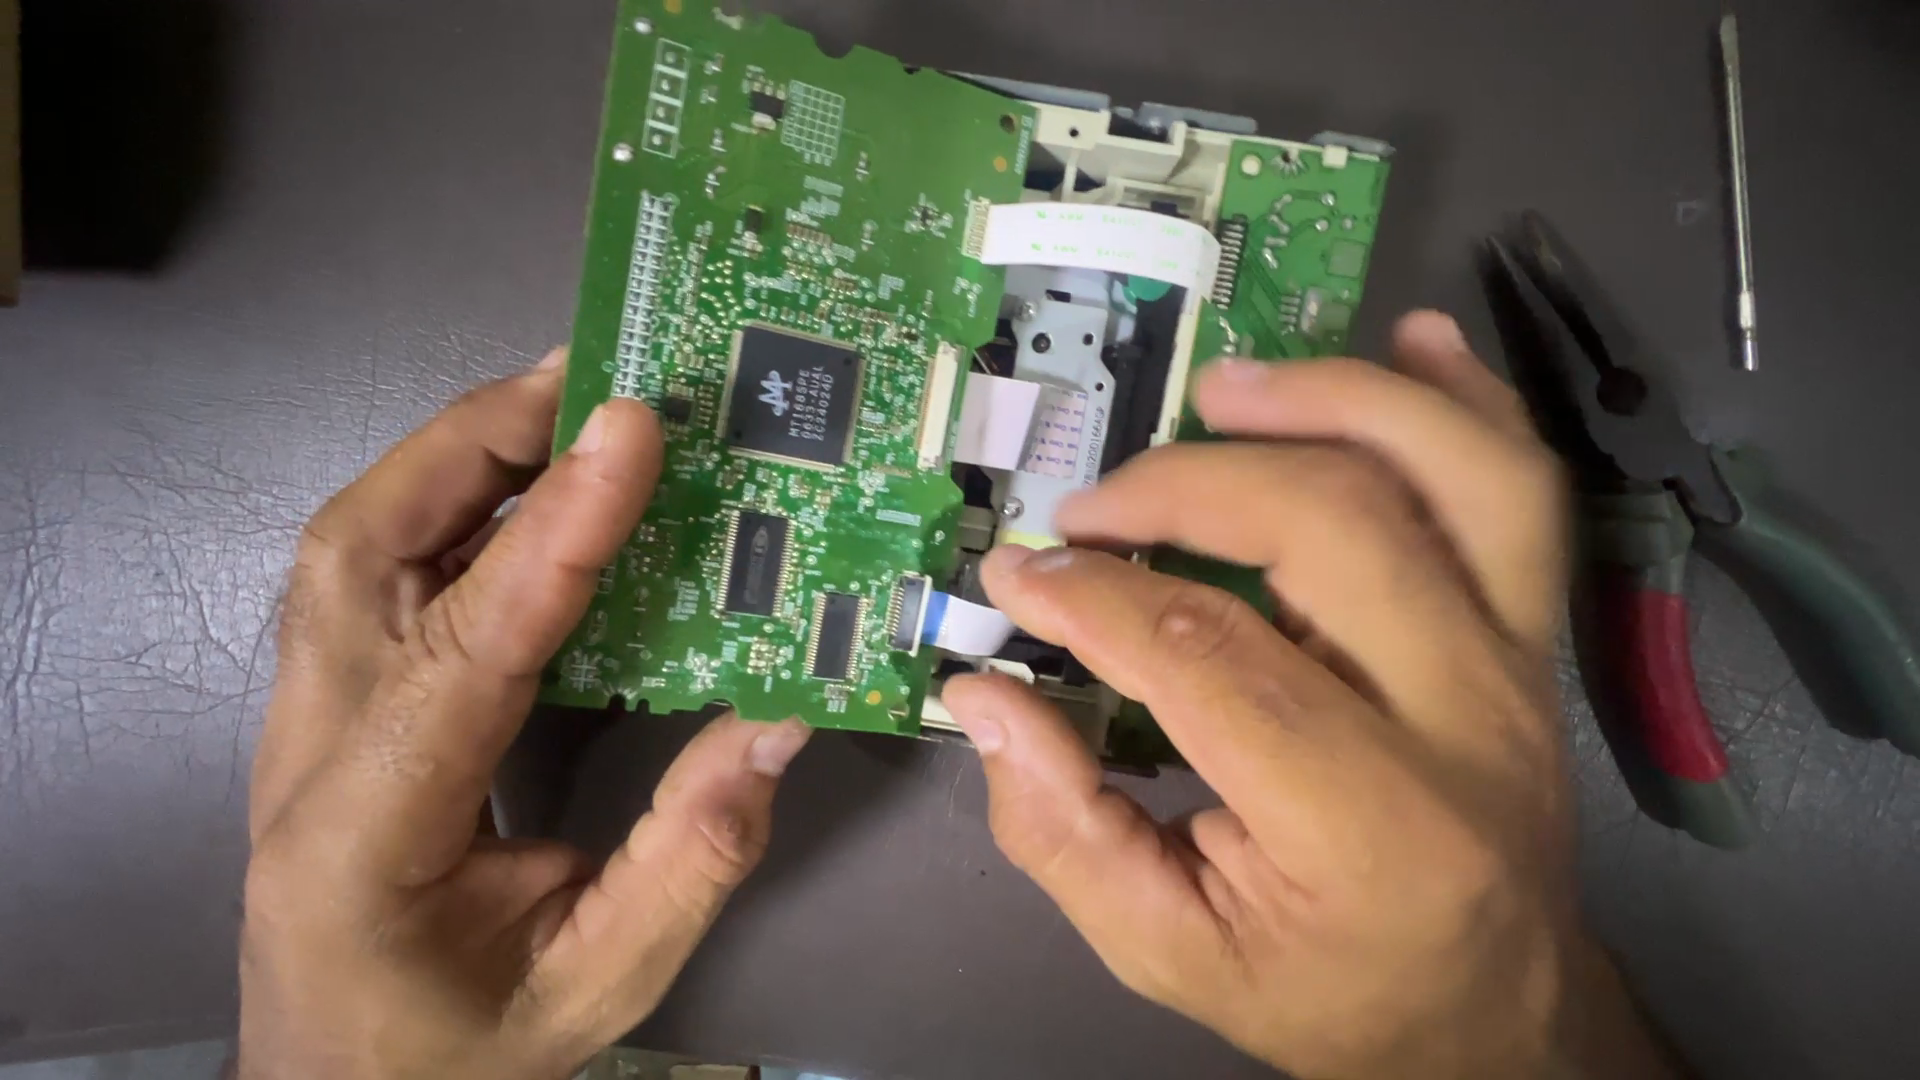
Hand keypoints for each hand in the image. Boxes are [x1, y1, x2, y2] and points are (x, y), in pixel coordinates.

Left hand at [242, 352, 812, 1079]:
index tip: (631, 431)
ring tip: (568, 404)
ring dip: (463, 452)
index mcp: (367, 832)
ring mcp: (312, 715)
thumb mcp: (608, 970)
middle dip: (479, 442)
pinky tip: (540, 484)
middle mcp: (312, 750)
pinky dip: (463, 498)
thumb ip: (698, 852)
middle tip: (591, 381)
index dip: (555, 534)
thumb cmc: (474, 1040)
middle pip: (357, 550)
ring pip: (356, 540)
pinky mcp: (345, 698)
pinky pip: (389, 566)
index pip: (462, 651)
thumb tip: (782, 712)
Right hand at [943, 313, 1681, 1079]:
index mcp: (1366, 825)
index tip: (1018, 574)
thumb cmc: (1321, 988)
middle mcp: (1463, 721)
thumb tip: (984, 695)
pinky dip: (1460, 398)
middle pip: (1329, 531)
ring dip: (1330, 402)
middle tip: (1092, 506)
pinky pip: (1518, 487)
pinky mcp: (1529, 632)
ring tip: (1219, 388)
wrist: (1492, 1017)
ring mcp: (1513, 661)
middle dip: (1182, 491)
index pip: (1211, 658)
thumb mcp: (1165, 948)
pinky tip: (1407, 339)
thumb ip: (1059, 828)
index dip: (1094, 600)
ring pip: (1451, 476)